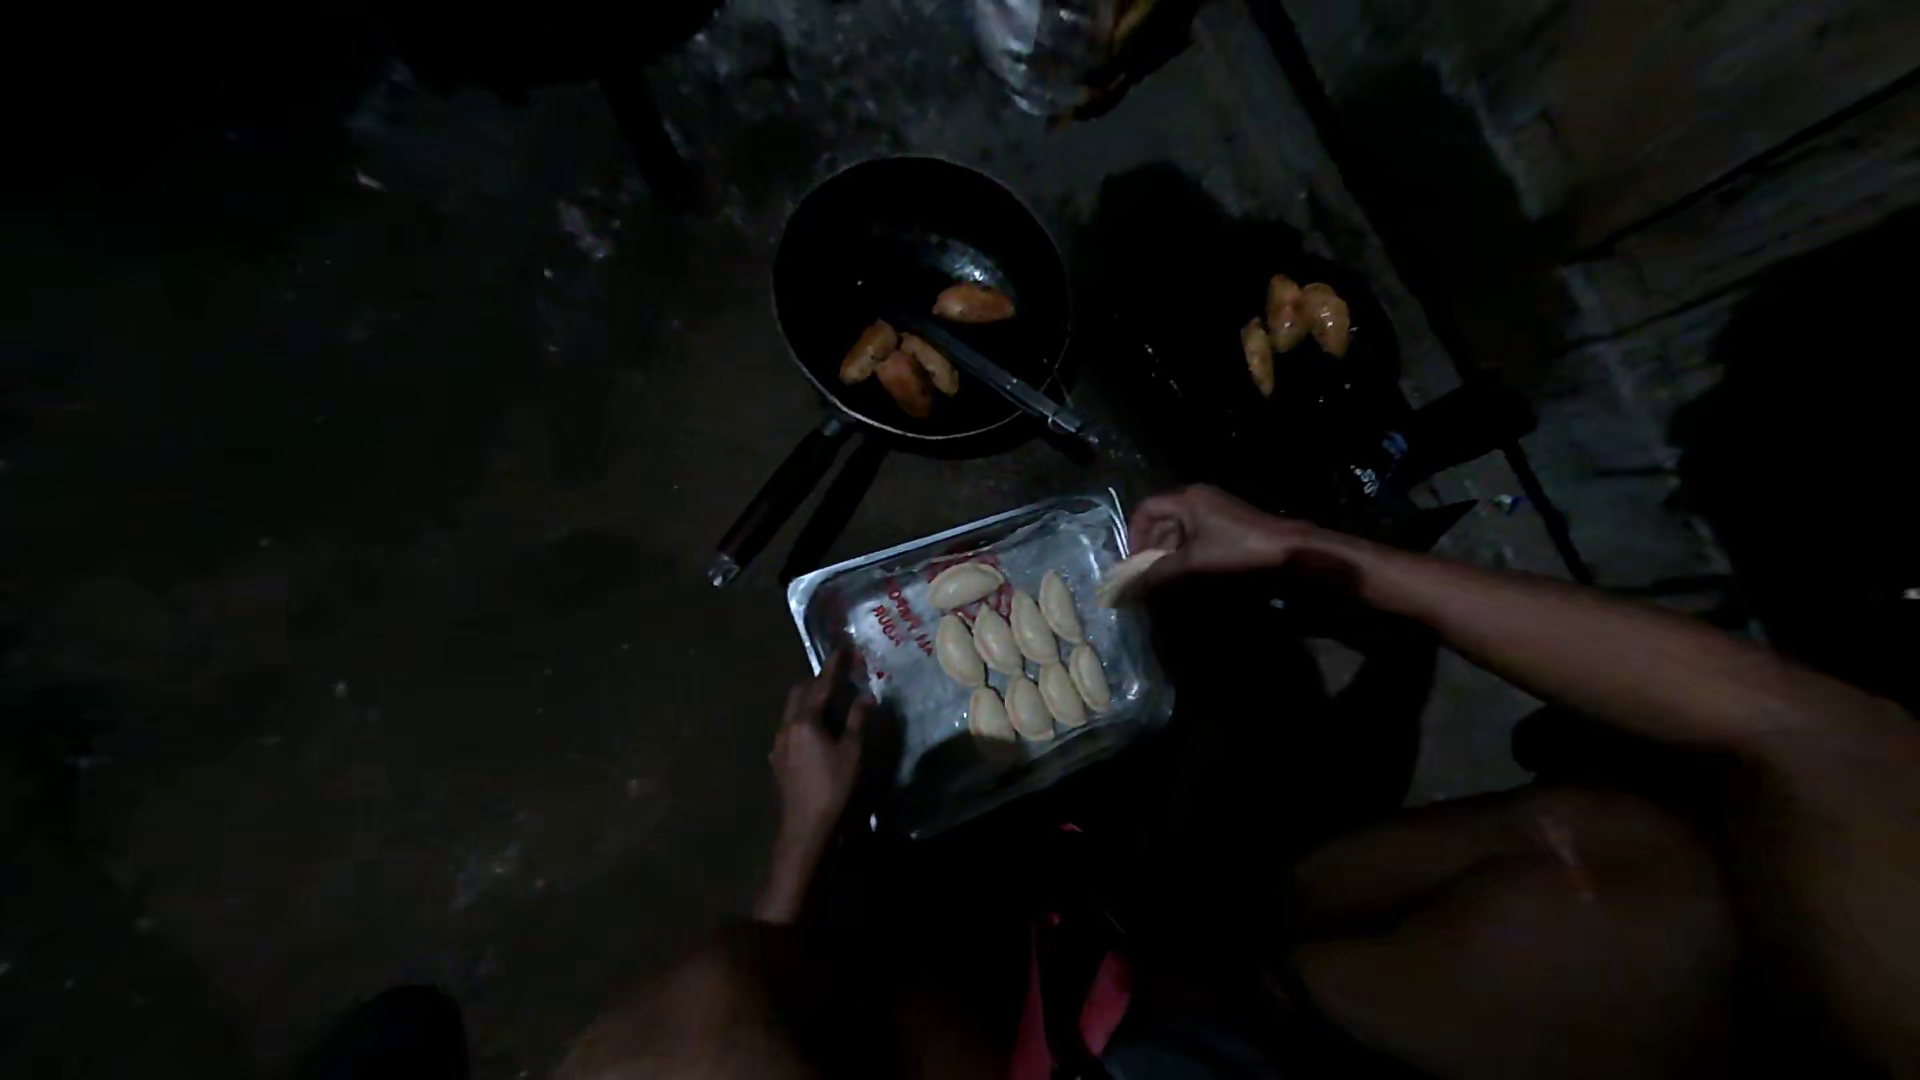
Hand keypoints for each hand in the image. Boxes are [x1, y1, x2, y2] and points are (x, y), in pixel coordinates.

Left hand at [769, 647, 870, 849]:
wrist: (806, 828)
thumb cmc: (833, 787)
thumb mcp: (853, 752)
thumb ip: (857, 720)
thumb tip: (865, 697)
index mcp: (805, 721)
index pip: (821, 685)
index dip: (833, 667)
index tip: (843, 649)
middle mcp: (787, 727)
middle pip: (799, 693)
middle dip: (817, 682)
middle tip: (839, 679)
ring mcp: (779, 744)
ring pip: (792, 711)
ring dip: (809, 701)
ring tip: (831, 704)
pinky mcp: (778, 760)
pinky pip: (790, 728)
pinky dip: (804, 720)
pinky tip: (818, 733)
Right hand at [1126, 484, 1342, 590]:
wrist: (1289, 549)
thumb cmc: (1238, 550)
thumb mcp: (1195, 562)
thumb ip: (1162, 571)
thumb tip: (1139, 584)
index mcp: (1186, 499)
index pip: (1146, 510)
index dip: (1135, 534)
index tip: (1135, 560)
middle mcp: (1196, 496)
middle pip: (1160, 518)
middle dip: (1150, 544)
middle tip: (1147, 570)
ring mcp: (1212, 506)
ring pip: (1176, 526)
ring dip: (1167, 549)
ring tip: (1164, 573)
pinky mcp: (1223, 519)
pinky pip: (1193, 531)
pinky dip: (1184, 548)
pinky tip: (1184, 567)